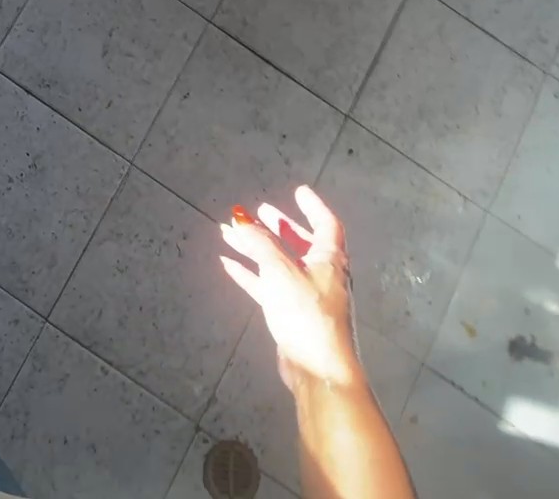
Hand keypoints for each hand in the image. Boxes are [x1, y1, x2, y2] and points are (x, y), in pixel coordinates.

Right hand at [220, 186, 364, 395]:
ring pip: (279, 262)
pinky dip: (249, 272)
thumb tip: (240, 218)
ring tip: (230, 232)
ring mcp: (306, 295)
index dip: (313, 207)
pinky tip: (228, 264)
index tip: (298, 192)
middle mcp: (321, 275)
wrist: (318, 368)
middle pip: (301, 243)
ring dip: (256, 246)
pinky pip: (267, 284)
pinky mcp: (291, 313)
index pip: (327, 226)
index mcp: (329, 261)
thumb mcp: (280, 270)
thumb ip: (259, 243)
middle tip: (261, 211)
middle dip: (281, 226)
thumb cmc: (307, 313)